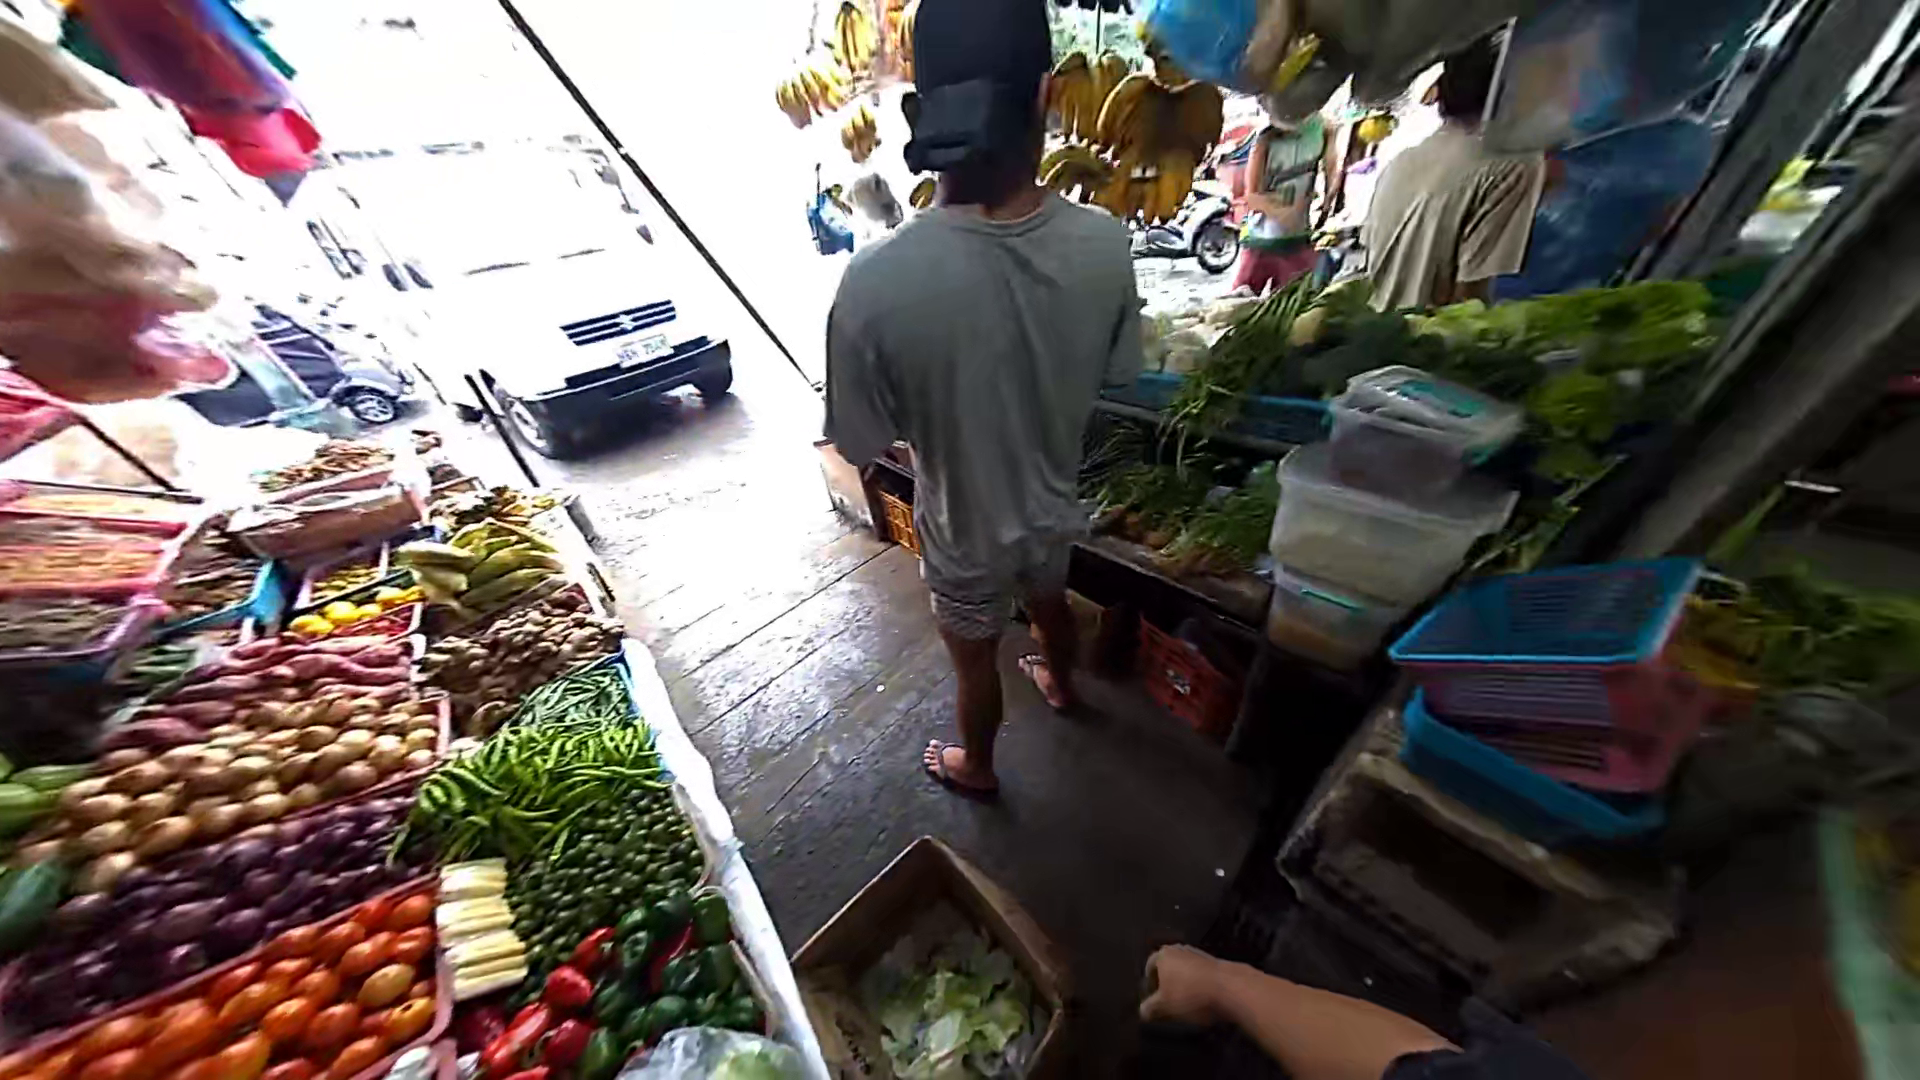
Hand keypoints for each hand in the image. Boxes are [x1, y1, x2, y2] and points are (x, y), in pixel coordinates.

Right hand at [1139, 944, 1231, 1026]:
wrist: (1228, 987)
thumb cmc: (1190, 994)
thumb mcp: (1166, 1006)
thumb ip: (1151, 1008)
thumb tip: (1141, 1011)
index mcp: (1162, 955)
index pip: (1149, 966)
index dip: (1150, 983)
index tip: (1154, 998)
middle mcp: (1176, 949)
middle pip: (1167, 965)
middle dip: (1167, 981)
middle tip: (1169, 1000)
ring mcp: (1195, 952)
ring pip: (1183, 968)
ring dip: (1183, 982)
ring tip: (1187, 1001)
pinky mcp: (1211, 960)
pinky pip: (1198, 972)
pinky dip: (1197, 982)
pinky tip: (1202, 997)